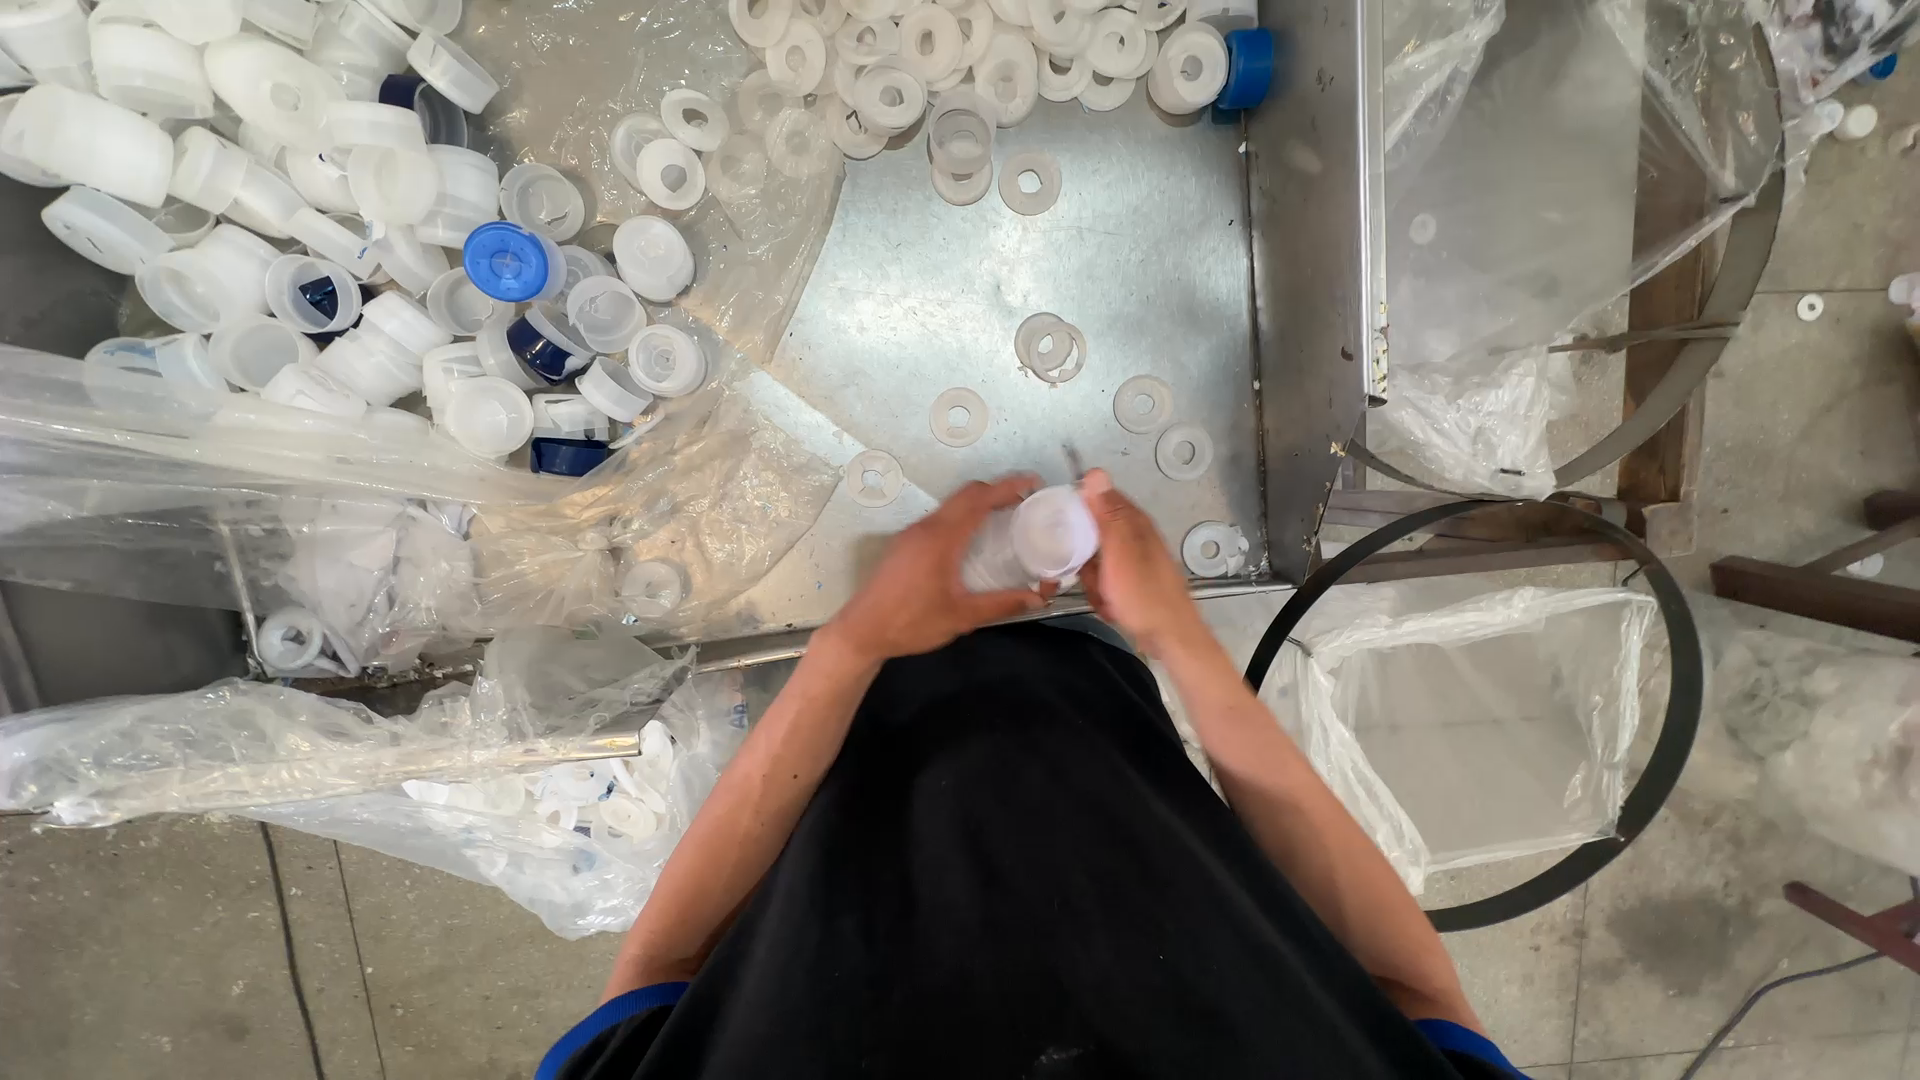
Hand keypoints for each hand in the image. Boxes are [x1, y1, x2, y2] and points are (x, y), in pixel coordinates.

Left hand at [822, 473, 1053, 663]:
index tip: (1033, 483)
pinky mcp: (903, 545)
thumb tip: (1039, 597)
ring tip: (1003, 519)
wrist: (861, 632)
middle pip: (965, 495)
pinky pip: (939, 520)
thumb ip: (1002, 605)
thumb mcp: (962, 617)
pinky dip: (962, 518)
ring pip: (950, 507)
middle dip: (996, 492)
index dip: (1008, 486)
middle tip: (1024, 503)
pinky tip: (972, 540)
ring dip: (977, 505)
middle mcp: (925, 528)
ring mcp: (911, 535)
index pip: (979, 498)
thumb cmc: (911, 623)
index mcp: (941, 538)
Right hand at [1077, 469, 1209, 658]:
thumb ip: (1106, 514)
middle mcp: (1135, 538)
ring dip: (1093, 581)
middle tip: (1088, 574)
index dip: (1078, 512)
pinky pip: (1105, 582)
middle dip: (1083, 557)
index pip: (1098, 500)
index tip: (1064, 530)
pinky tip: (1110, 607)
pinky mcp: (1132, 584)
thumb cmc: (1143, 595)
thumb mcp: (1119, 552)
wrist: (1170, 639)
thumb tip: (1095, 472)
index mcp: (1134, 523)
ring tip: (1103, 596)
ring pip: (1096, 562)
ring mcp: (1134, 563)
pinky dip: (1103, 595)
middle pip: (1093, 534)